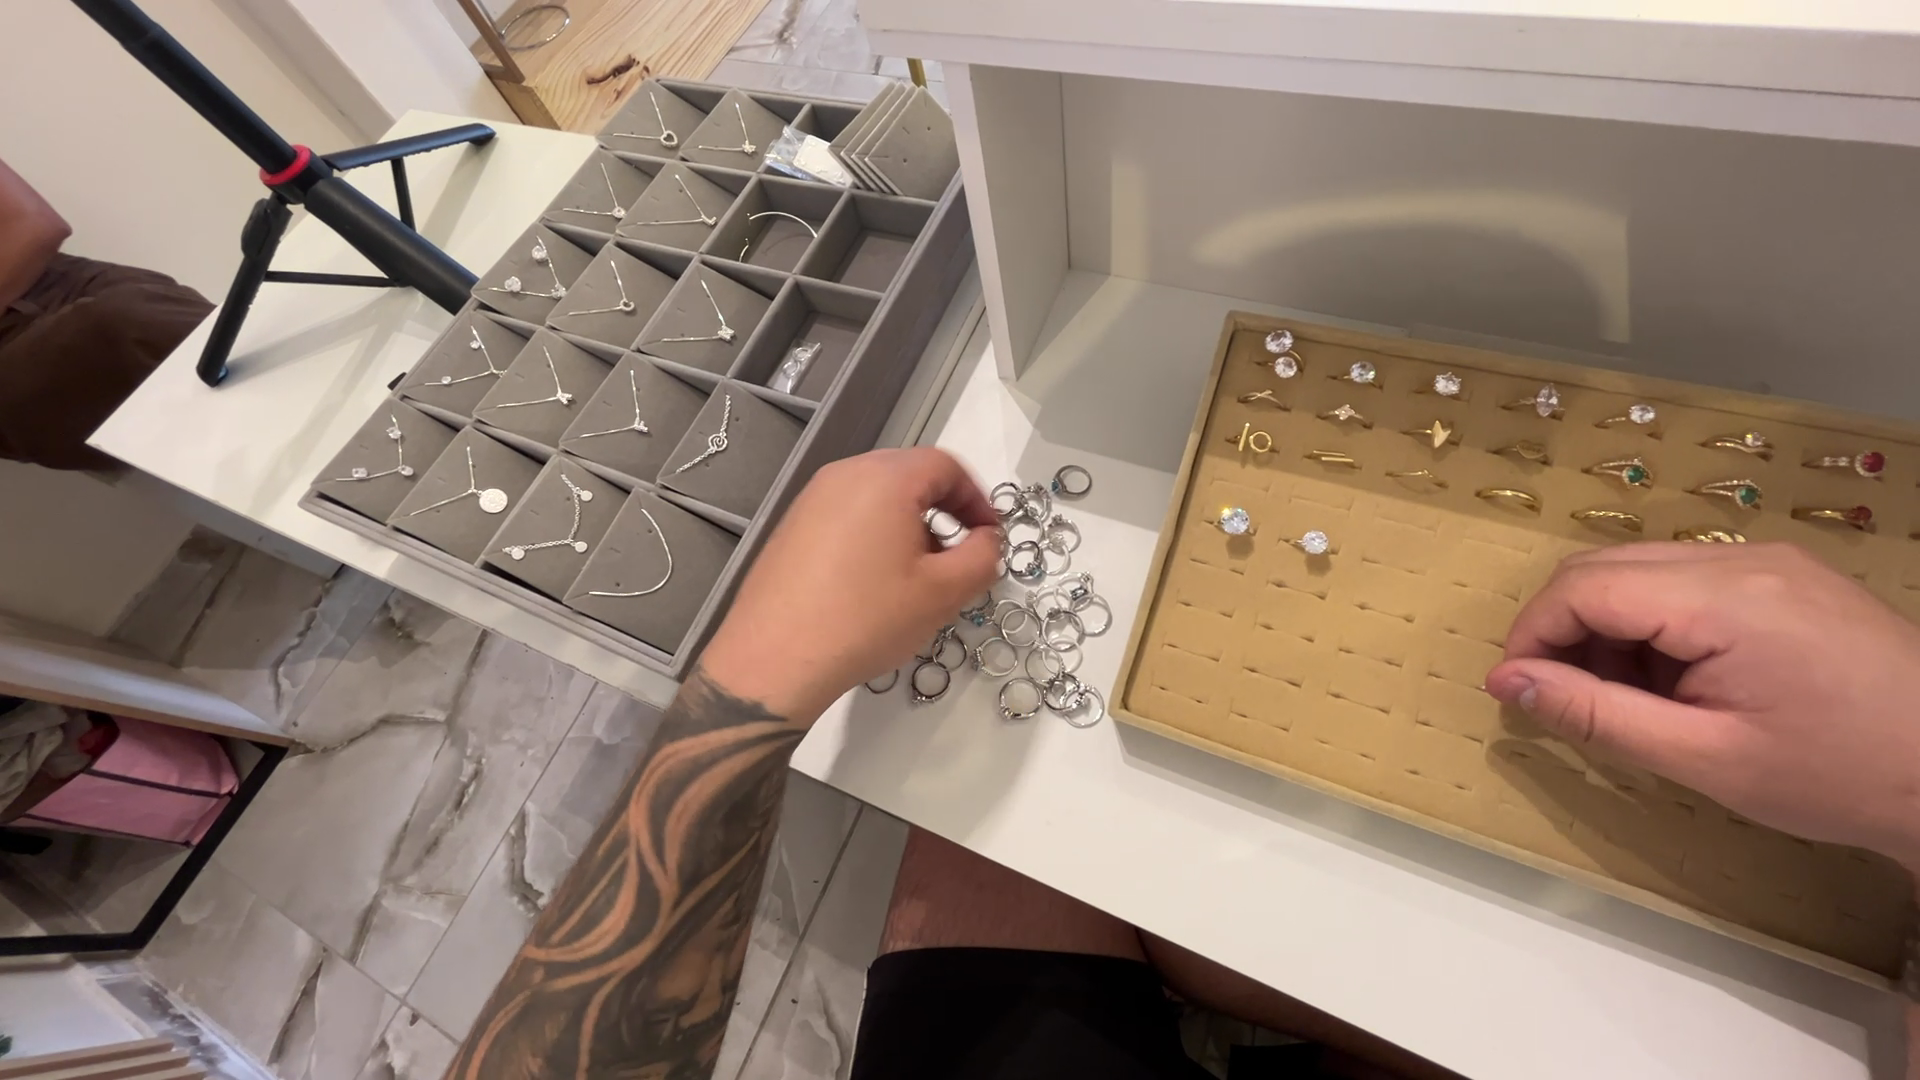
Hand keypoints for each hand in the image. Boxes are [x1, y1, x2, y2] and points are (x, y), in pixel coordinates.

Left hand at [700, 447, 1002, 722]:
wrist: (774, 658)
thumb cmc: (867, 619)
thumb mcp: (943, 593)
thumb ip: (983, 556)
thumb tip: (987, 539)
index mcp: (885, 478)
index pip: (946, 466)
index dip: (977, 499)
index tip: (989, 538)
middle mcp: (845, 474)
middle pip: (911, 476)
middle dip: (944, 512)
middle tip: (956, 559)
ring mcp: (811, 498)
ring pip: (878, 497)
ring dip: (909, 526)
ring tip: (914, 577)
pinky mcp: (791, 526)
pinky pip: (847, 515)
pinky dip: (874, 536)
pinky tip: (872, 584)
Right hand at [1485, 542, 1919, 871]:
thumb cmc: (1842, 778)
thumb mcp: (1702, 757)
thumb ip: (1592, 713)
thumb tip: (1503, 681)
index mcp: (1726, 598)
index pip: (1581, 589)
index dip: (1532, 633)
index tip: (1521, 688)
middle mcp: (1742, 558)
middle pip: (1598, 569)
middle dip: (1561, 627)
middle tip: (1566, 691)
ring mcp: (1766, 560)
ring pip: (1630, 569)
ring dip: (1601, 624)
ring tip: (1627, 690)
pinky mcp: (1781, 574)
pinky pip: (1674, 577)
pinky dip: (1644, 619)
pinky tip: (1671, 672)